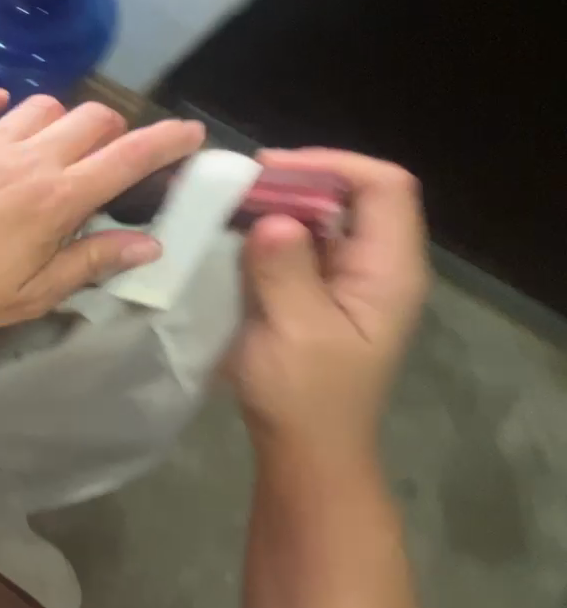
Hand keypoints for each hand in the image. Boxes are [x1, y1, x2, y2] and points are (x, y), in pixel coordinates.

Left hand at [0, 88, 203, 334]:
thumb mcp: (32, 295)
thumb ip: (90, 263)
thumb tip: (148, 243)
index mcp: (57, 199)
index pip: (131, 155)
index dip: (169, 141)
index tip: (188, 136)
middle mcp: (26, 160)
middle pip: (92, 118)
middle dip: (112, 131)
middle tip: (103, 157)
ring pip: (39, 106)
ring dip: (56, 119)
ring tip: (49, 144)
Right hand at [230, 148, 427, 461]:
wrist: (303, 441)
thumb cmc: (306, 391)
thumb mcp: (295, 332)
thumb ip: (286, 273)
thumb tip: (272, 219)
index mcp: (387, 271)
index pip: (383, 189)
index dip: (331, 165)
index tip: (266, 168)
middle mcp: (372, 266)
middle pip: (350, 198)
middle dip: (293, 182)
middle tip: (230, 188)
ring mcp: (342, 280)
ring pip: (318, 221)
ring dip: (273, 207)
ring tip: (220, 207)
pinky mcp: (311, 293)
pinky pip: (293, 248)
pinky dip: (262, 235)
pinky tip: (224, 238)